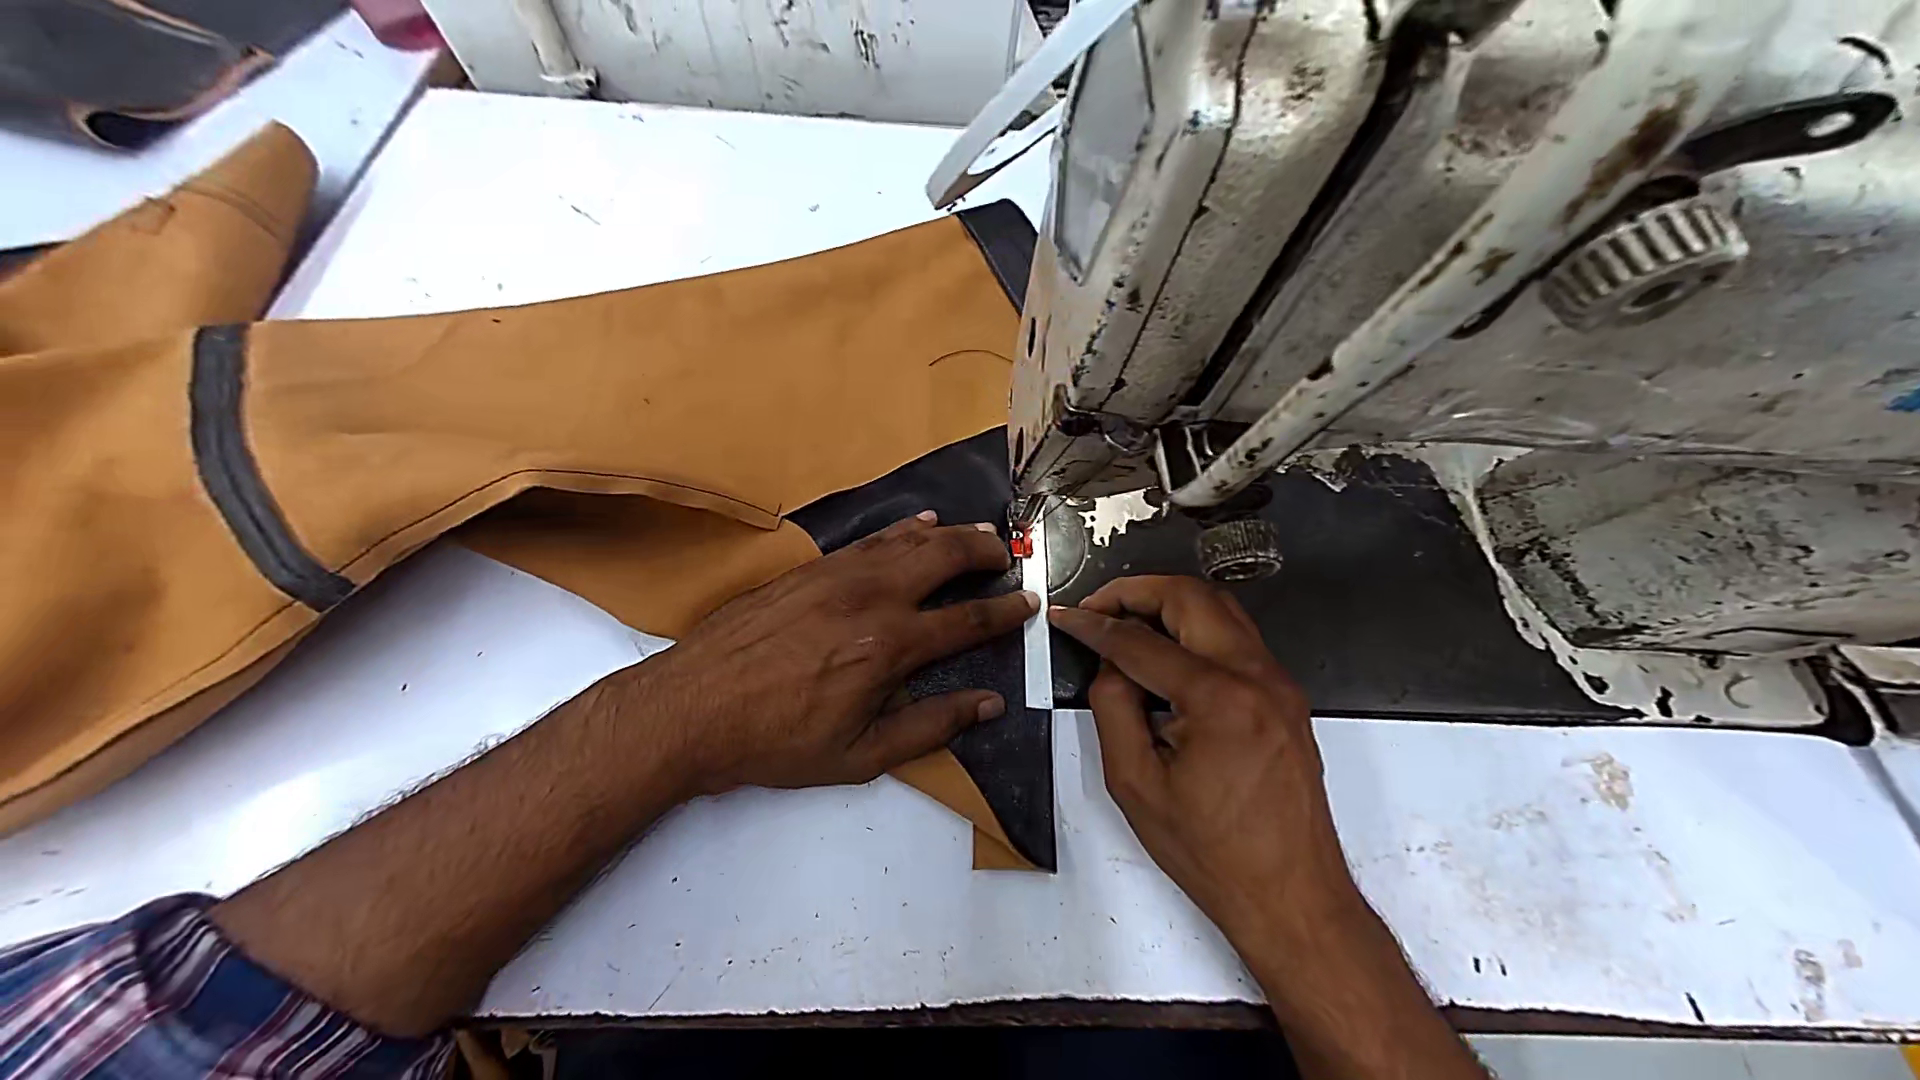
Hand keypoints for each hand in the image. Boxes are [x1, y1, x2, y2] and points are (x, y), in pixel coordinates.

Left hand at [621, 511, 1036, 796]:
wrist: (691, 708)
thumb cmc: (778, 741)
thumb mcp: (860, 755)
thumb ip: (931, 724)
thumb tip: (989, 703)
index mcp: (889, 646)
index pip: (967, 620)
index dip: (1005, 611)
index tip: (1029, 601)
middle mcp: (871, 597)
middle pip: (945, 558)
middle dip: (986, 552)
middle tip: (1008, 556)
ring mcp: (839, 574)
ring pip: (910, 539)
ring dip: (951, 534)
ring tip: (979, 533)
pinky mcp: (812, 568)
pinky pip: (872, 539)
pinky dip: (904, 529)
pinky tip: (919, 523)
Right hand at [1049, 576, 1358, 940]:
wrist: (1291, 895)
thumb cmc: (1215, 852)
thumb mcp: (1134, 782)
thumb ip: (1112, 706)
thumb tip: (1110, 663)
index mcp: (1220, 700)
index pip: (1139, 640)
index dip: (1092, 623)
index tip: (1067, 617)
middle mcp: (1257, 678)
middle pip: (1189, 596)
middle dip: (1134, 591)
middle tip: (1097, 606)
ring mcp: (1278, 683)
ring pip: (1217, 606)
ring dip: (1166, 602)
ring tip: (1125, 621)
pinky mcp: (1284, 695)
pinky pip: (1234, 635)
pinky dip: (1193, 626)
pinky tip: (1164, 651)